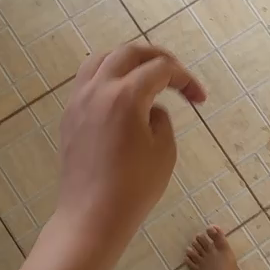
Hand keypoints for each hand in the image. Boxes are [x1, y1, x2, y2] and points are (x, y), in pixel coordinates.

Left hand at [54, 43, 206, 249]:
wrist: (91, 216)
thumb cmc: (134, 187)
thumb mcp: (164, 151)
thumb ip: (160, 119)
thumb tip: (149, 109)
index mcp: (126, 95)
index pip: (161, 69)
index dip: (185, 79)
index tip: (199, 99)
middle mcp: (99, 89)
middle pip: (129, 53)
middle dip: (158, 58)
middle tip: (176, 75)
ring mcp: (79, 100)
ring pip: (102, 59)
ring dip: (128, 61)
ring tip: (145, 76)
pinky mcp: (69, 115)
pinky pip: (87, 80)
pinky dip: (108, 76)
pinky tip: (121, 95)